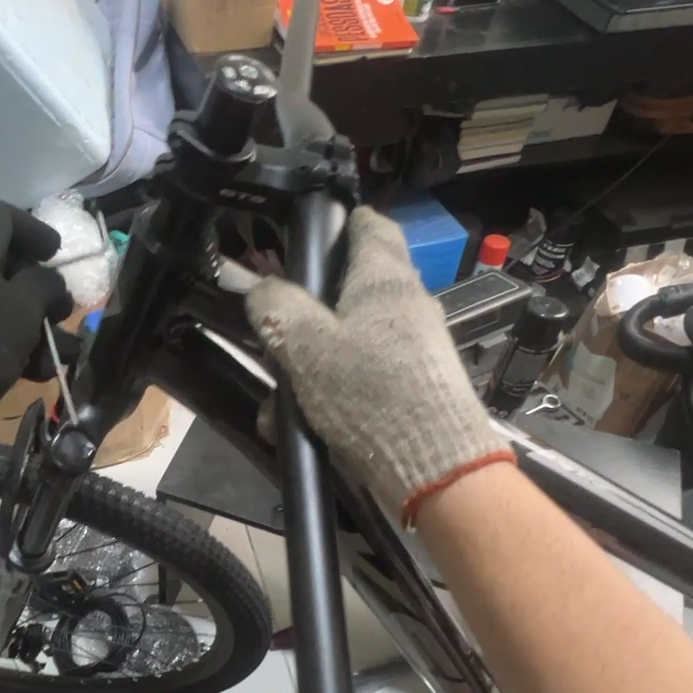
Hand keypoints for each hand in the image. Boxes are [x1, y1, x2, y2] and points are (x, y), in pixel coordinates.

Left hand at [0, 200, 71, 489]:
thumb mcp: (24, 307)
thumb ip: (45, 284)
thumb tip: (48, 281)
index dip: (34, 229)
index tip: (57, 252)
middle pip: (4, 263)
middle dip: (41, 288)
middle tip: (62, 309)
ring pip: (0, 304)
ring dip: (36, 326)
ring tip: (63, 352)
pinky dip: (13, 346)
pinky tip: (37, 372)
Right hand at [247, 206, 512, 524]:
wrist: (431, 468)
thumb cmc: (369, 393)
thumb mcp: (306, 346)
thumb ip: (277, 309)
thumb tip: (261, 289)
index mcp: (384, 279)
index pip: (370, 225)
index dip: (338, 224)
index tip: (308, 237)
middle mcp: (406, 304)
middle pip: (349, 290)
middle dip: (306, 314)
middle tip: (275, 336)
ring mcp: (413, 347)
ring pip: (347, 340)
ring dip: (309, 366)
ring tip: (281, 401)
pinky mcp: (412, 385)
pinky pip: (360, 375)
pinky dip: (329, 393)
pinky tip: (303, 426)